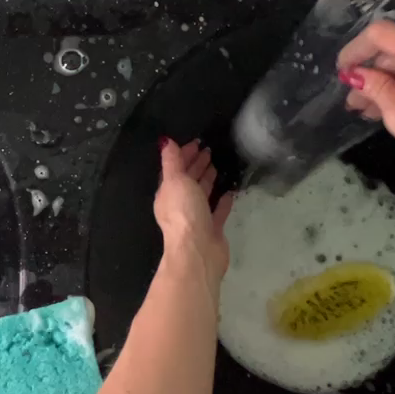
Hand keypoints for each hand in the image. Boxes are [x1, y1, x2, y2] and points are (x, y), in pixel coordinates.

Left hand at [153, 139, 234, 287]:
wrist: (198, 252)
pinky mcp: (212, 229)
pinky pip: (218, 210)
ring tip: (217, 165)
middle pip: (188, 180)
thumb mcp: (175, 181)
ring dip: (208, 179)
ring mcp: (196, 217)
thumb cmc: (184, 213)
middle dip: (196, 164)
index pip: (174, 169)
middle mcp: (180, 205)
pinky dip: (222, 200)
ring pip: (202, 194)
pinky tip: (230, 191)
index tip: (197, 142)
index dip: (183, 154)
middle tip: (208, 149)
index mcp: (167, 193)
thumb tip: (164, 141)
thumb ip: (172, 161)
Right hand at [336, 21, 394, 177]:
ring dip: (388, 81)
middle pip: (394, 49)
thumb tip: (355, 75)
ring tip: (368, 107)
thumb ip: (375, 90)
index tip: (343, 70)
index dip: (356, 50)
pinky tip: (393, 104)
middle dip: (371, 72)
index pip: (379, 35)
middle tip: (354, 98)